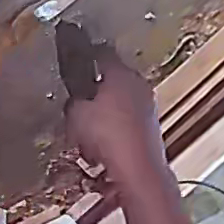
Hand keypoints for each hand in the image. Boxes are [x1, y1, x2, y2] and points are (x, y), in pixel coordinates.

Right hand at [64, 45, 169, 191]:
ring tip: (87, 128)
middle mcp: (139, 86)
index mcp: (121, 74)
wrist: (136, 170)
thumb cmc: (105, 135)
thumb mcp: (75, 114)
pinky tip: (100, 146)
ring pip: (121, 102)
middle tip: (78, 98)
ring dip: (106, 110)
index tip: (77, 53)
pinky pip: (126, 123)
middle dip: (96, 87)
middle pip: (114, 79)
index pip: (102, 52)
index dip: (87, 53)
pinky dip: (114, 129)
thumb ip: (73, 102)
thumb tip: (75, 101)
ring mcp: (148, 108)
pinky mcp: (150, 130)